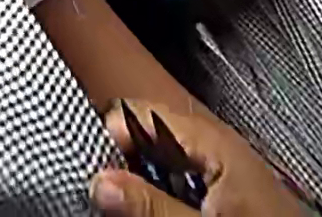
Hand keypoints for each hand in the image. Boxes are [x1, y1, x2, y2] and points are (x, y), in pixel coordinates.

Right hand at [92, 100, 302, 216]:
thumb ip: (151, 207)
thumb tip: (98, 182)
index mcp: (211, 140)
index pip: (143, 114)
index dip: (113, 137)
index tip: (94, 173)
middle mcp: (215, 144)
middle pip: (150, 134)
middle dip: (124, 161)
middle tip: (106, 196)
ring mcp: (223, 170)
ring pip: (163, 160)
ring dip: (142, 181)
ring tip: (129, 207)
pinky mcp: (228, 195)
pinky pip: (181, 180)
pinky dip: (162, 192)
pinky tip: (156, 211)